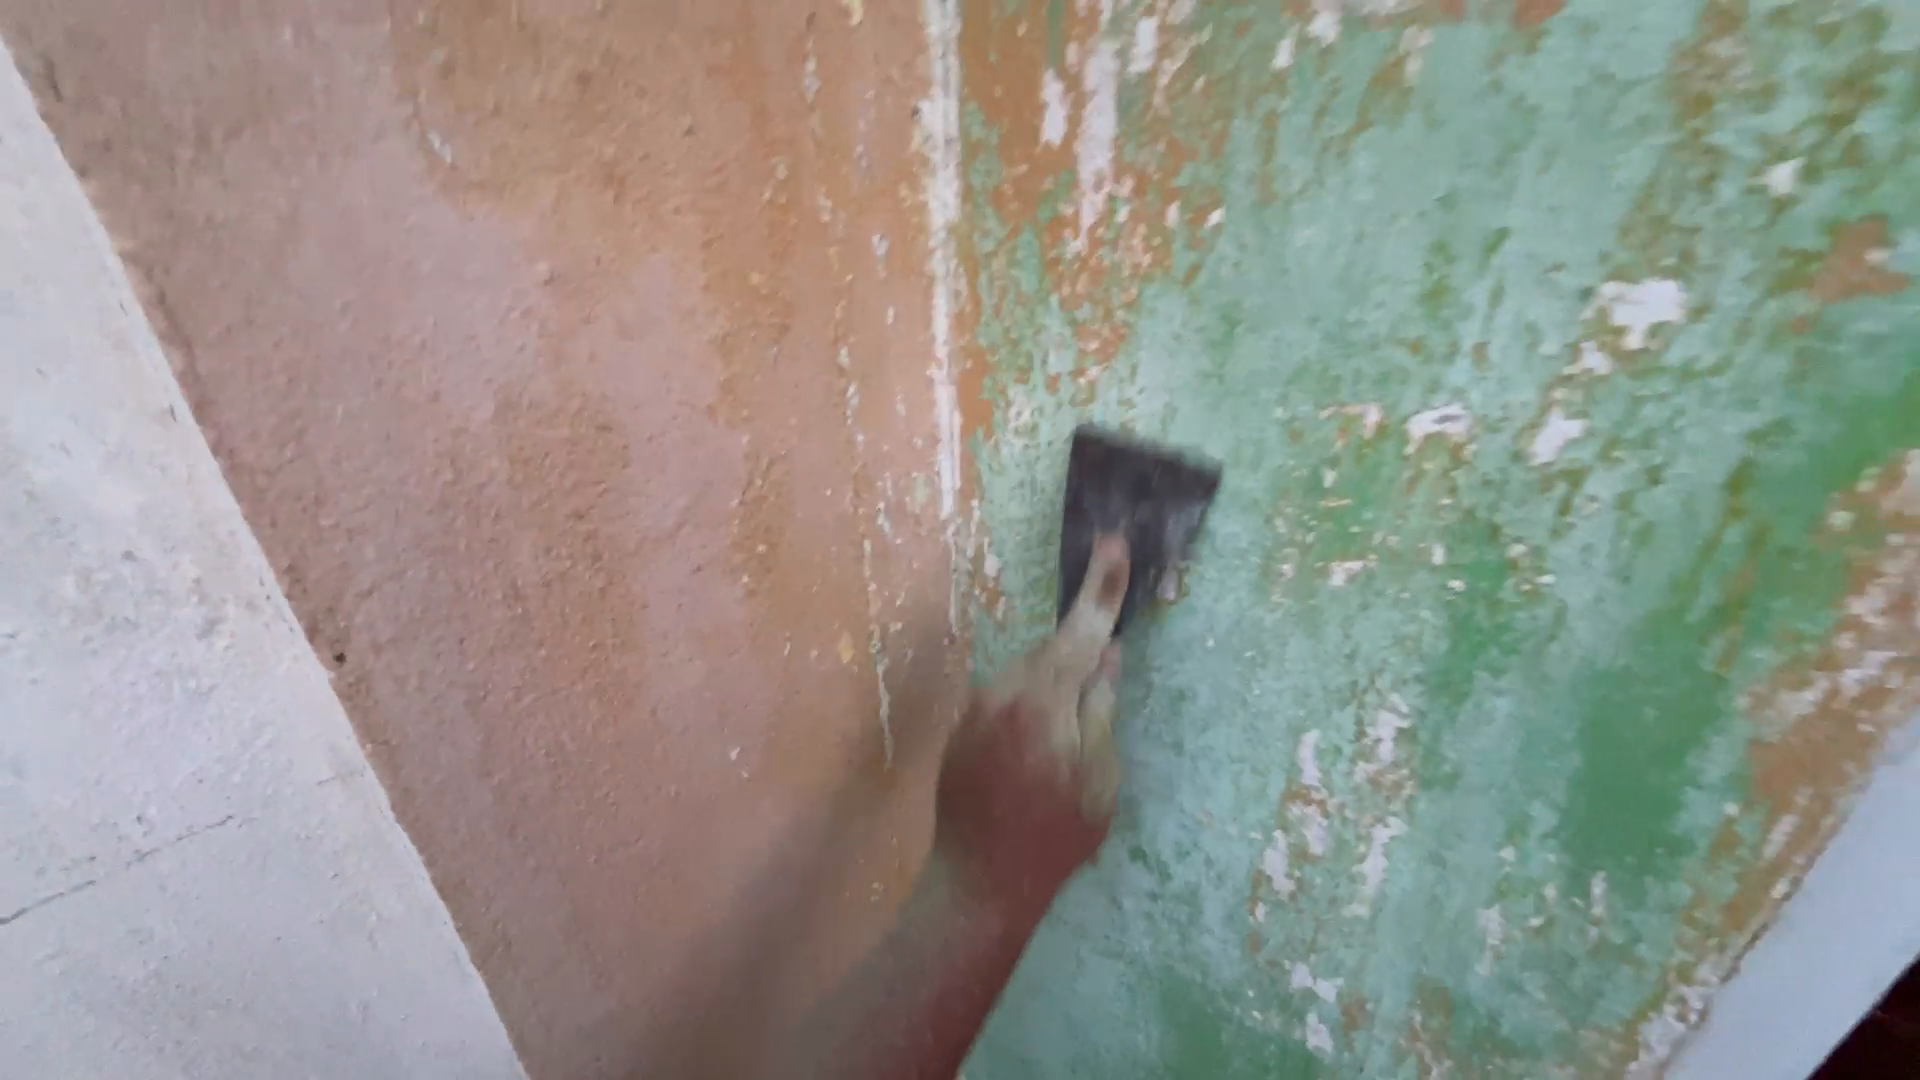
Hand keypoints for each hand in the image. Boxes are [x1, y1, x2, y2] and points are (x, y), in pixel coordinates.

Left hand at [934, 536, 1129, 911]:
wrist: (977, 880)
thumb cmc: (1053, 837)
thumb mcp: (1101, 780)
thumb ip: (1102, 709)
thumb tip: (1108, 657)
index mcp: (1044, 701)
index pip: (1082, 632)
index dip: (1102, 587)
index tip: (1114, 543)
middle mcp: (1001, 689)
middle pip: (1051, 653)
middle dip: (1076, 668)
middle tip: (1087, 722)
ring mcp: (973, 705)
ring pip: (1026, 676)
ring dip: (1048, 696)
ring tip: (1051, 756)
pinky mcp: (958, 723)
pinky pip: (1003, 698)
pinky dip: (1024, 712)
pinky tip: (1025, 759)